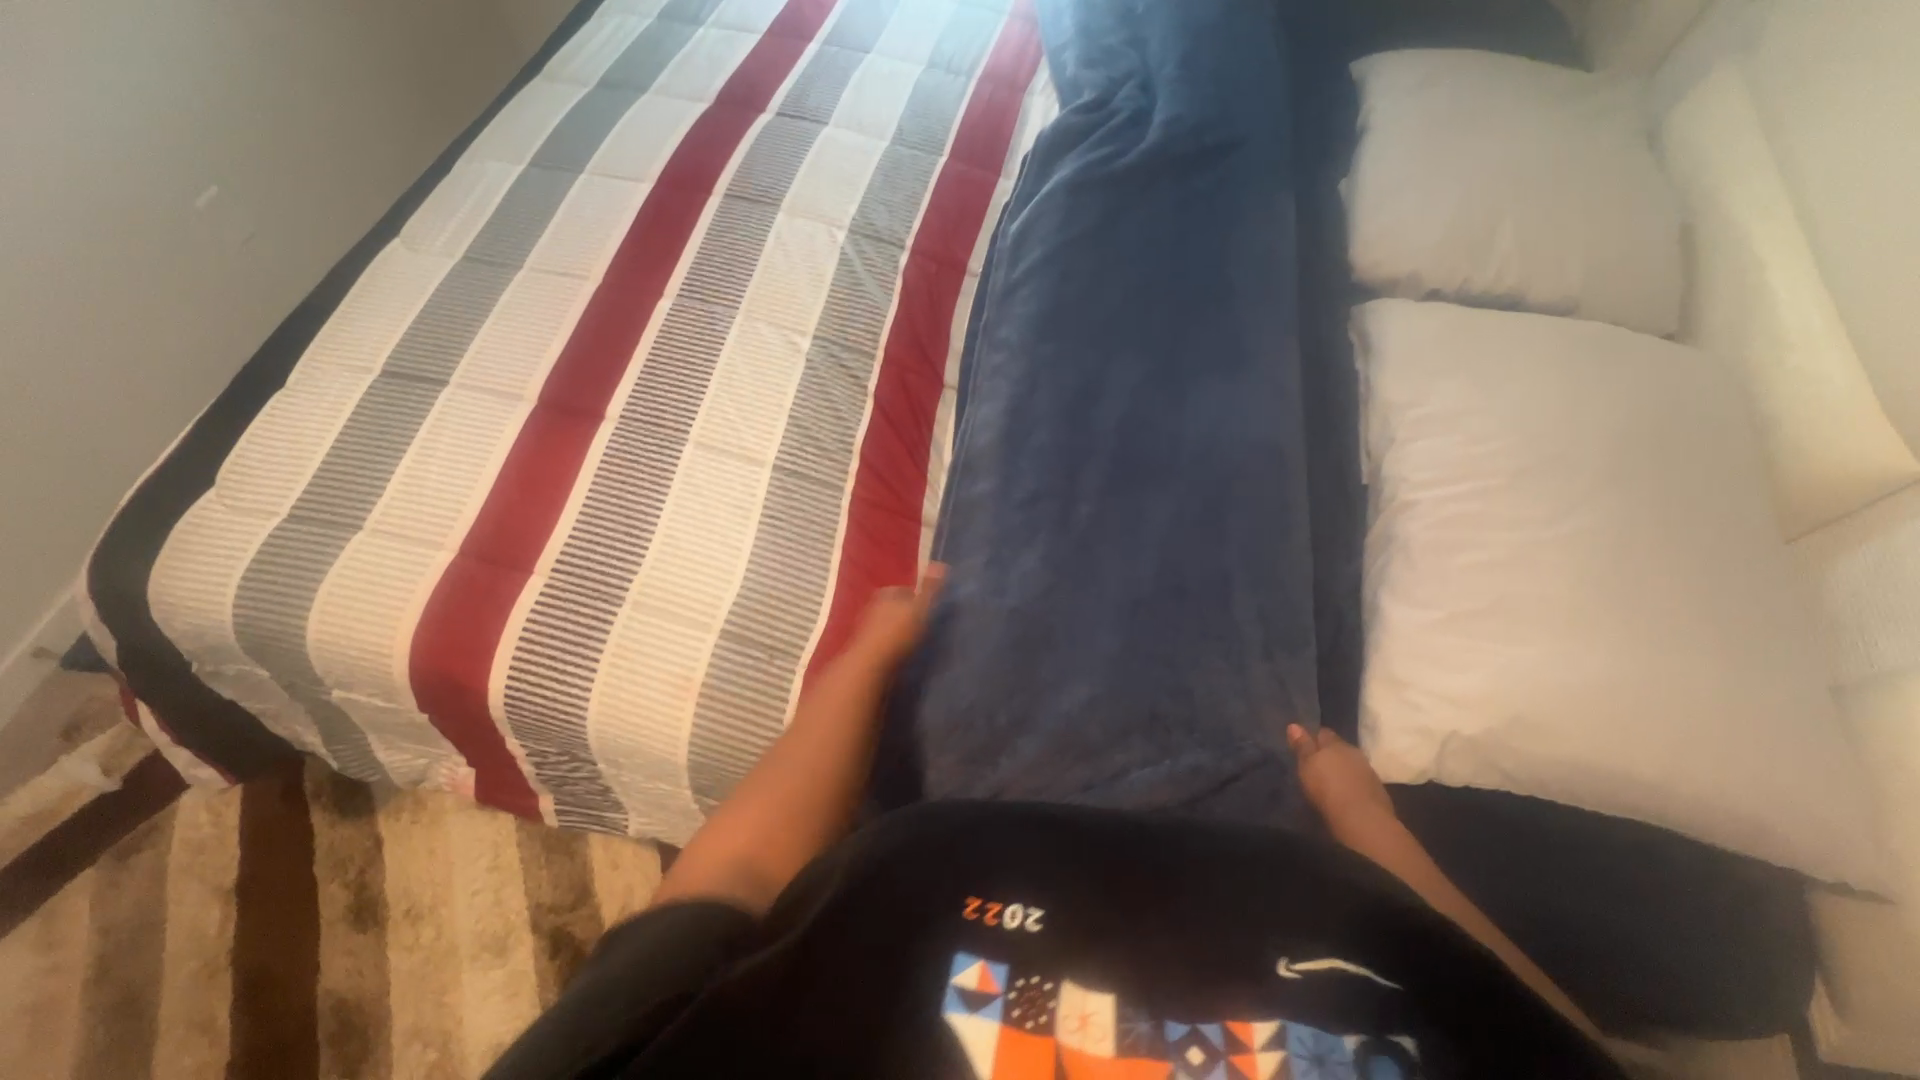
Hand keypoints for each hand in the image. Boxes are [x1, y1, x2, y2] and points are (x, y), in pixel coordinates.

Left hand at [848, 562, 944, 668]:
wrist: (870, 665)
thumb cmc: (898, 633)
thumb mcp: (920, 608)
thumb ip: (930, 588)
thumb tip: (941, 563)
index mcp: (887, 593)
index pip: (906, 590)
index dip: (919, 599)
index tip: (931, 611)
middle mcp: (874, 605)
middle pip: (896, 607)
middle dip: (908, 615)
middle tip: (925, 628)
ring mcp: (867, 626)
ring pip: (889, 625)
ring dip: (900, 632)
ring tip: (915, 643)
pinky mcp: (865, 646)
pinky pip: (884, 641)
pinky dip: (892, 646)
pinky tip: (902, 654)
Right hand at [1289, 724, 1398, 837]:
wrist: (1362, 818)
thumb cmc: (1326, 788)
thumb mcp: (1306, 765)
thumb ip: (1302, 746)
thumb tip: (1294, 725)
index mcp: (1335, 744)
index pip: (1323, 733)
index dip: (1314, 737)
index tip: (1305, 745)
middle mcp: (1353, 752)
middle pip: (1339, 748)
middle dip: (1329, 753)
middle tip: (1317, 763)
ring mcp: (1368, 770)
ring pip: (1351, 763)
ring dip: (1342, 768)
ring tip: (1331, 779)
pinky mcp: (1377, 789)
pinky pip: (1360, 779)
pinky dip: (1352, 782)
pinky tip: (1346, 791)